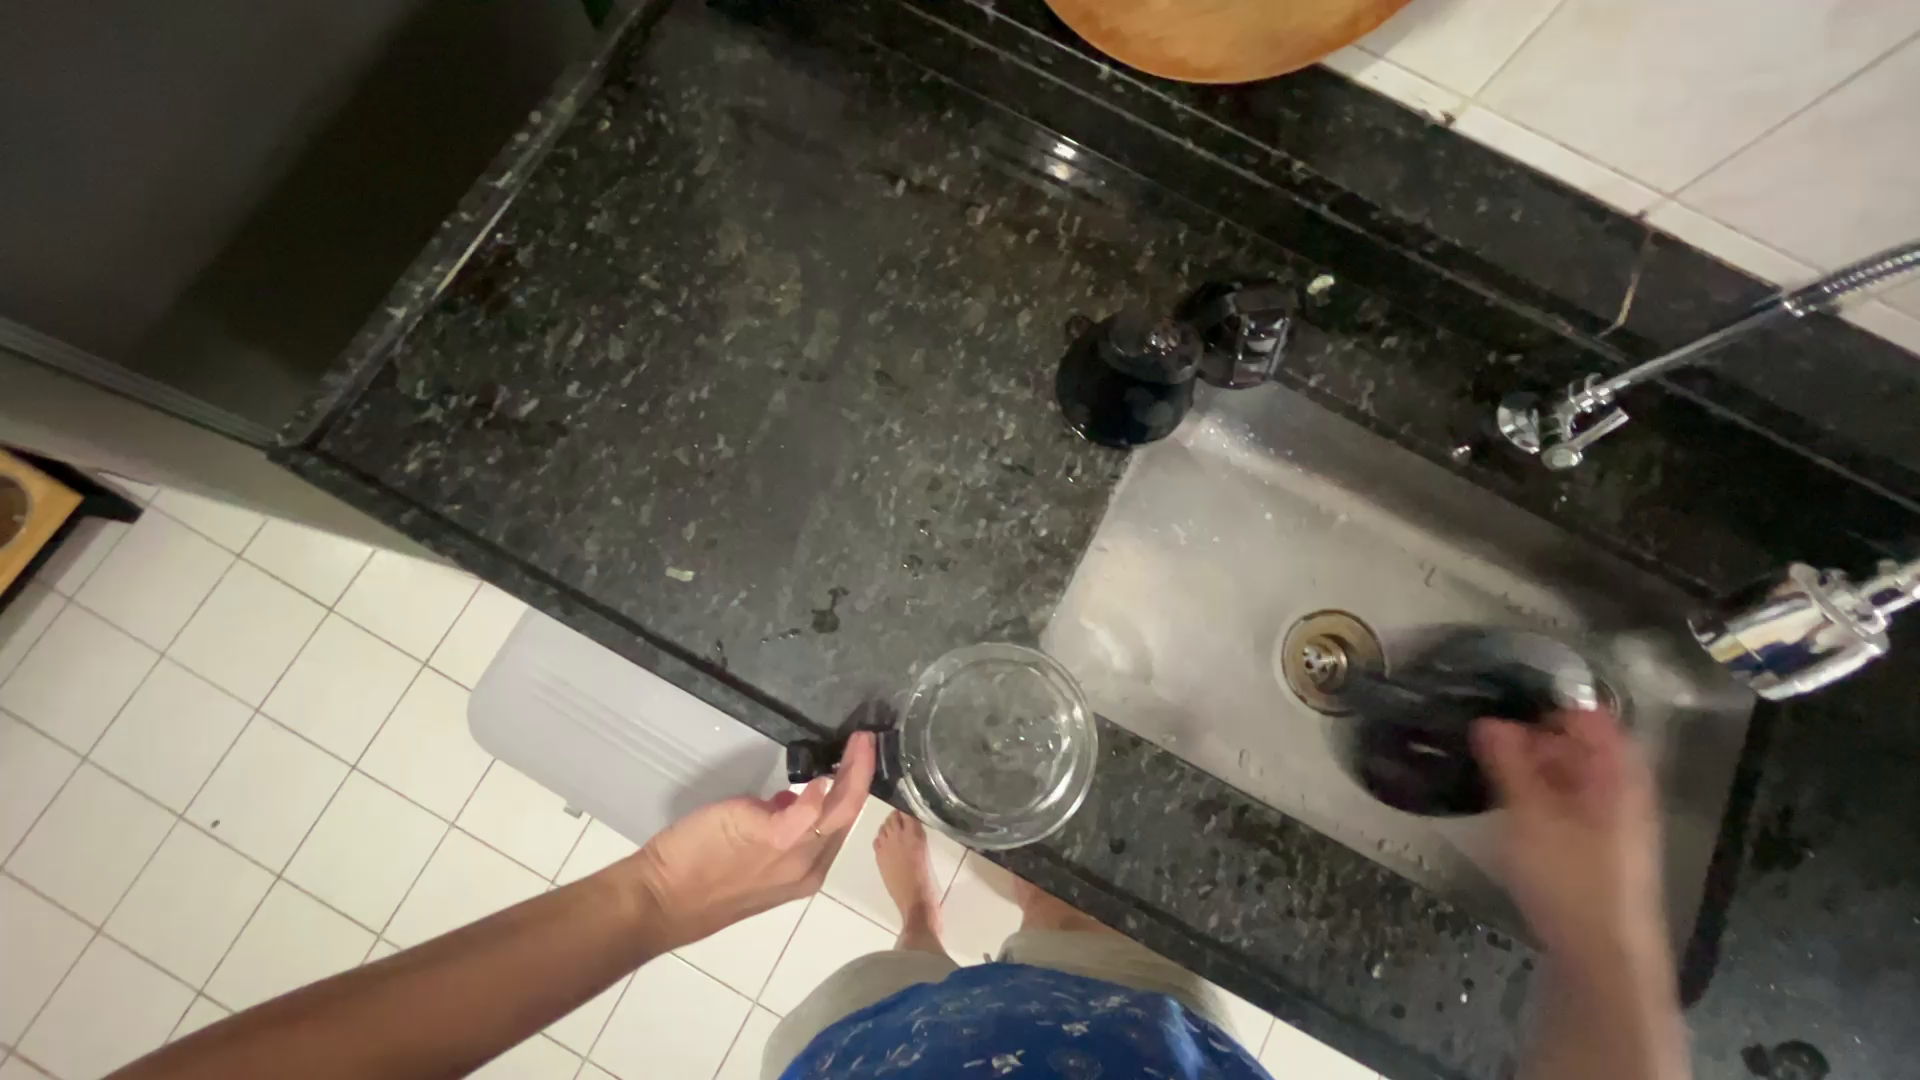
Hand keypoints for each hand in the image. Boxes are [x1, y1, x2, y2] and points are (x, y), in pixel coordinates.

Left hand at [627, 733, 875, 949]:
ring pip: (838, 810)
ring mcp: (791, 854)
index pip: (842, 822)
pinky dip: (820, 794)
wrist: (663, 902)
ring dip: (853, 772)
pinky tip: (822, 777)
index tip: (860, 756)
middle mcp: (808, 865)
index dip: (855, 787)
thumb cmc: (704, 877)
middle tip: (866, 741)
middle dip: (862, 773)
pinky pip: (807, 814)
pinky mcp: (769, 837)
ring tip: (859, 744)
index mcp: (808, 869)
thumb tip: (793, 799)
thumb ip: (780, 827)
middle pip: (848, 814)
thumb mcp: (755, 856)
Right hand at [1472, 710, 1665, 964]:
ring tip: (1478, 752)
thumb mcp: (1530, 813)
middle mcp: (1617, 792)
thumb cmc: (1570, 876)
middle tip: (1478, 722)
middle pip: (1578, 745)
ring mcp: (1605, 820)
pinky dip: (1531, 787)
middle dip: (1530, 729)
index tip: (1500, 690)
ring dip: (1527, 760)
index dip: (1549, 700)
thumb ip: (1508, 762)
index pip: (1590, 717)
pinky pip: (1560, 799)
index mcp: (1616, 777)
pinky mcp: (1588, 845)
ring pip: (1566, 774)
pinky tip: (1498, 791)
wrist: (1599, 954)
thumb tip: (1487, 719)